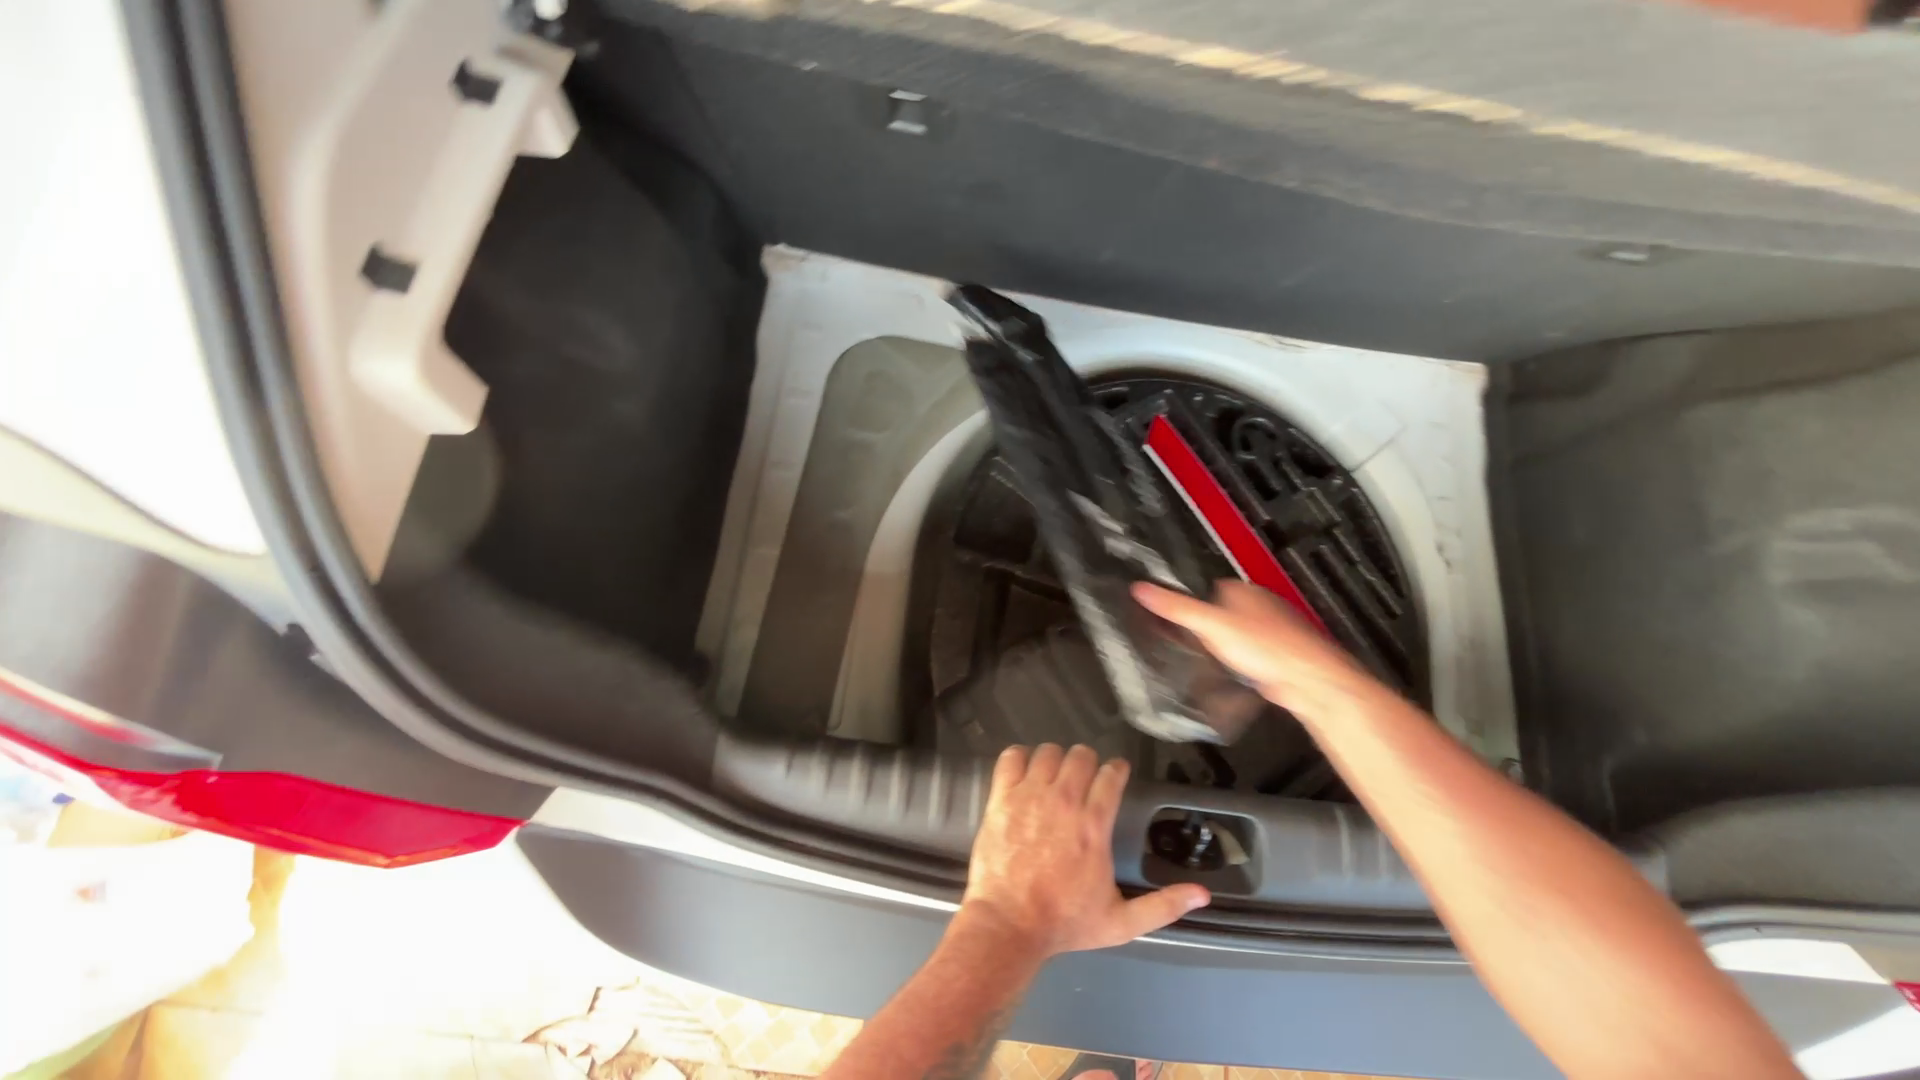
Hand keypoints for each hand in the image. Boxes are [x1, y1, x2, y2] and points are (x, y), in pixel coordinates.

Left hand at [961, 744, 1208, 955]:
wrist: (1008, 925)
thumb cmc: (1063, 923)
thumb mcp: (1121, 923)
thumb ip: (1163, 906)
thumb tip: (1202, 895)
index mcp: (1093, 824)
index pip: (1111, 775)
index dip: (1117, 769)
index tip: (1117, 772)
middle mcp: (1063, 801)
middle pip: (1080, 756)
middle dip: (1087, 761)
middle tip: (1085, 776)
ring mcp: (1029, 797)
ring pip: (1047, 753)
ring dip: (1055, 759)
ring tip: (1055, 773)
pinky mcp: (1000, 799)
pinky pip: (1010, 758)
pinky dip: (1018, 758)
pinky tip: (1023, 770)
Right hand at [1133, 580, 1381, 720]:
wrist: (1309, 680)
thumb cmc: (1267, 647)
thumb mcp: (1210, 625)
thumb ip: (1175, 608)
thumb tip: (1140, 588)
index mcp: (1243, 591)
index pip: (1207, 590)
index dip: (1189, 606)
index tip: (1173, 621)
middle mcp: (1259, 606)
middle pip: (1220, 613)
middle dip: (1204, 630)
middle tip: (1188, 645)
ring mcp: (1270, 632)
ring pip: (1235, 636)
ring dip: (1221, 649)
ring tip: (1207, 663)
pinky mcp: (1276, 656)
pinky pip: (1248, 657)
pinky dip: (1237, 665)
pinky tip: (1232, 676)